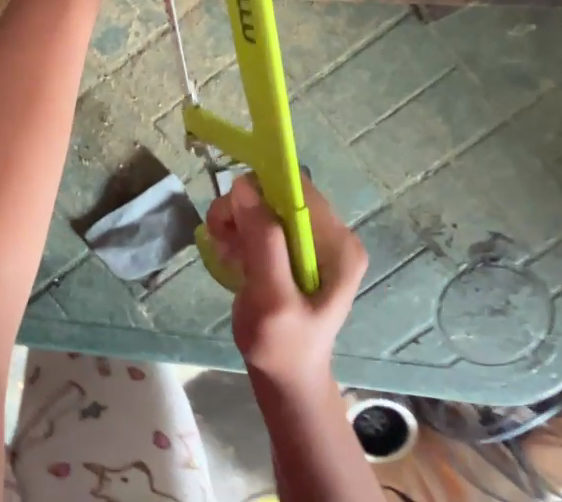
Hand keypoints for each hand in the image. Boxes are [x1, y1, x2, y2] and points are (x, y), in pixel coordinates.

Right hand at [205, 174, 367, 394]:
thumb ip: (263, 242)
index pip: (297, 189)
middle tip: (223, 239)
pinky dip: (236, 232)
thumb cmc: (282, 344)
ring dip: (233, 221)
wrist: (283, 375)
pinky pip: (255, 220)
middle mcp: (328, 235)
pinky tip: (231, 256)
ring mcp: (308, 241)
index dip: (260, 191)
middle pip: (275, 194)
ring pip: (259, 204)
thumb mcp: (272, 298)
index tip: (232, 216)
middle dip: (241, 210)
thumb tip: (243, 185)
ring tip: (226, 252)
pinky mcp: (289, 247)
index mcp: (338, 244)